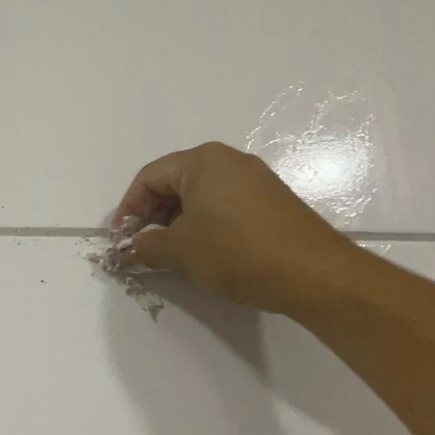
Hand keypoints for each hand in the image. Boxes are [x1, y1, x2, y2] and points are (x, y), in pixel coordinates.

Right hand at [114, 142, 366, 313]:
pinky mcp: (269, 202)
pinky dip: (202, 225)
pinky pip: (222, 205)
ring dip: (176, 223)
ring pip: (198, 196)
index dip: (128, 209)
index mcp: (203, 161)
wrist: (313, 274)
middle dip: (152, 216)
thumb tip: (128, 250)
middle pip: (174, 183)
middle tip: (141, 247)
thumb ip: (146, 246)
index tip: (120, 239)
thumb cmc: (238, 252)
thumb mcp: (182, 250)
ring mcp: (253, 180)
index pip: (149, 178)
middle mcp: (228, 161)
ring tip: (168, 254)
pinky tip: (200, 252)